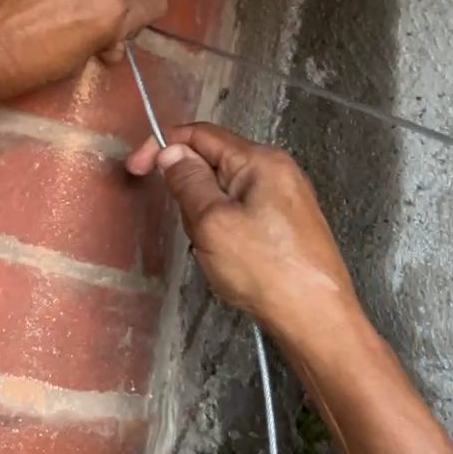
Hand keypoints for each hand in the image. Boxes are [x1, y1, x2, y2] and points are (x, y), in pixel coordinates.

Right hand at [126, 123, 358, 340]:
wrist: (316, 319)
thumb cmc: (264, 269)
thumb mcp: (211, 221)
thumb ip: (187, 180)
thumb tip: (171, 151)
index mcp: (260, 161)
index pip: (199, 134)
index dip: (162, 146)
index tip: (136, 170)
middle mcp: (275, 170)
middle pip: (210, 162)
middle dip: (187, 190)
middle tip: (191, 227)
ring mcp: (283, 196)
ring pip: (221, 190)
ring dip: (203, 214)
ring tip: (213, 247)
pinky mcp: (284, 222)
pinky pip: (237, 209)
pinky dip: (220, 225)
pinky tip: (228, 254)